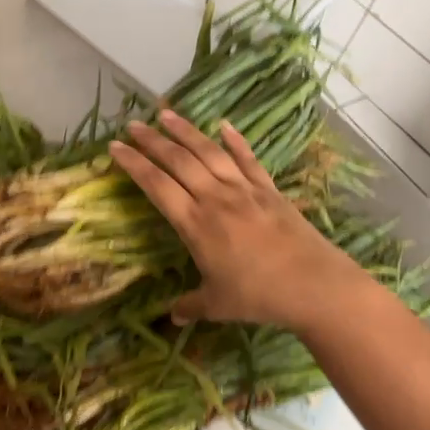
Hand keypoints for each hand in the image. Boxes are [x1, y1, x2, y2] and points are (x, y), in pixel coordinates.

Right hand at [109, 110, 372, 331]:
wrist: (315, 286)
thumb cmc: (259, 296)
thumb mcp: (217, 305)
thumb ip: (191, 305)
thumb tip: (173, 315)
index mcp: (195, 224)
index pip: (156, 186)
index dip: (134, 164)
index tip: (114, 148)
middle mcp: (216, 199)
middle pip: (179, 161)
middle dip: (153, 140)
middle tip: (132, 125)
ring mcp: (245, 191)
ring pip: (209, 153)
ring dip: (186, 131)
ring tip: (166, 113)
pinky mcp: (270, 191)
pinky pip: (248, 160)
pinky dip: (235, 141)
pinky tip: (224, 125)